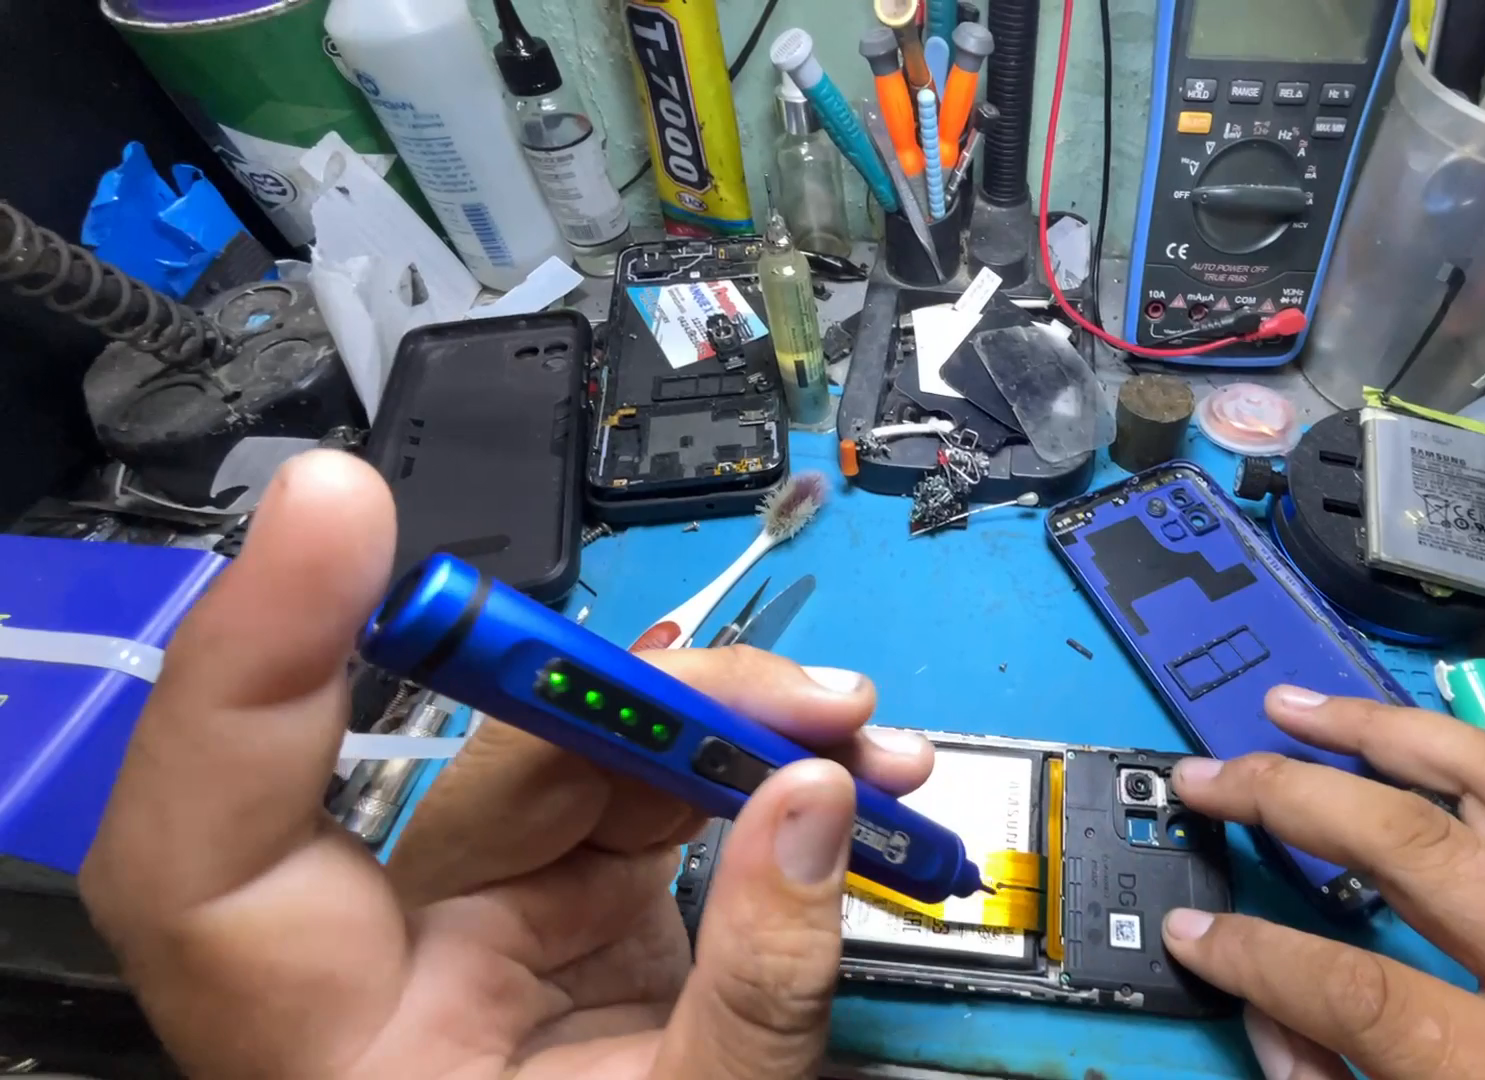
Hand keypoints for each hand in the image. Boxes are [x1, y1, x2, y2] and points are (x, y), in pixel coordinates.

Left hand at [80, 450, 933, 1078]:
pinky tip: (842, 760)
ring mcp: (505, 898)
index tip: (339, 507)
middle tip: (826, 701)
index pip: (226, 844)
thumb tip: (814, 793)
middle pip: (516, 757)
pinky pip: (665, 782)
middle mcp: (413, 940)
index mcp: (355, 1042)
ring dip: (753, 727)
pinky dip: (759, 763)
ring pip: (610, 748)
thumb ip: (757, 983)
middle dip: (684, 702)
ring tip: (866, 734)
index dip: (262, 662)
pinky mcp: (585, 878)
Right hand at [1161, 687, 1484, 1079]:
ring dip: (1375, 730)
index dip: (1260, 956)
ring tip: (1292, 705)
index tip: (1190, 934)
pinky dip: (1450, 749)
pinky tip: (1392, 733)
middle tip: (1205, 777)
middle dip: (1289, 798)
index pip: (1369, 989)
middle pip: (1418, 848)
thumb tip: (1261, 997)